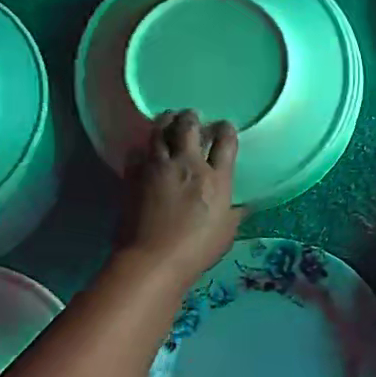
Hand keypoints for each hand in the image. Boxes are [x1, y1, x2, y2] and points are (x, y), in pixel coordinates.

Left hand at [116, 111, 244, 285]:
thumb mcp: (226, 233)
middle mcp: (187, 164)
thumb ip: (234, 214)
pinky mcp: (133, 176)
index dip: (226, 129)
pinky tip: (145, 150)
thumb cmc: (197, 250)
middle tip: (191, 116)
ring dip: (166, 122)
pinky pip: (137, 151)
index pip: (225, 141)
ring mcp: (158, 167)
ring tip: (168, 119)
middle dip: (191, 117)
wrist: (153, 259)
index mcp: (216, 178)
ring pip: (160, 131)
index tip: (225, 127)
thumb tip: (242, 206)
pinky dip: (143, 147)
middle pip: (189, 126)